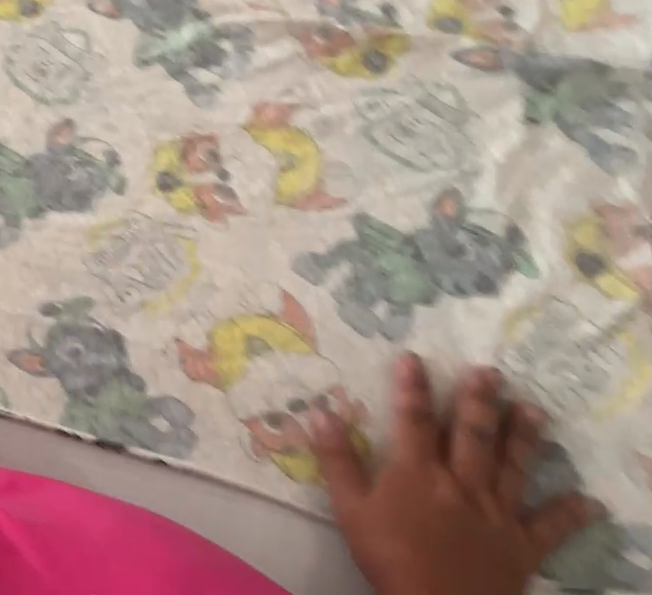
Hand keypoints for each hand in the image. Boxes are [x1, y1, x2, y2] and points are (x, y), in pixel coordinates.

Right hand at [311, 353, 603, 594]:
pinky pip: (550, 526)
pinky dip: (571, 513)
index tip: (415, 358)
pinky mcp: (521, 545)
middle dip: (479, 402)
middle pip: (472, 436)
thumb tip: (321, 411)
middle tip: (492, 373)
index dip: (413, 387)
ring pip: (513, 468)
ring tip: (534, 410)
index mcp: (416, 472)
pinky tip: (589, 500)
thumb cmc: (387, 552)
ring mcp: (496, 514)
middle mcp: (460, 484)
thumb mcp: (349, 506)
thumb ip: (337, 459)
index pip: (413, 419)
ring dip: (525, 438)